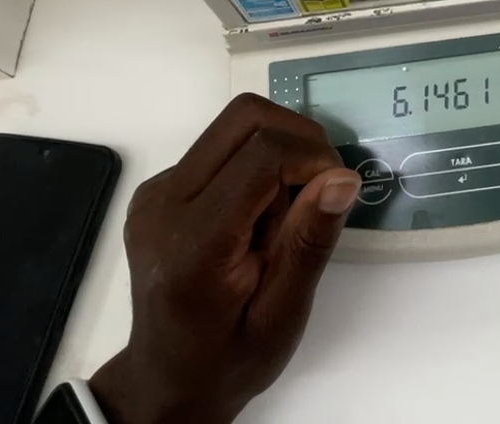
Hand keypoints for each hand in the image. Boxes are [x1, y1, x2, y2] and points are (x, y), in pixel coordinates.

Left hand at [90, 94, 361, 423]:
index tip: (336, 192)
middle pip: (245, 117)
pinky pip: (222, 145)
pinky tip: (257, 215)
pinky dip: (256, 163)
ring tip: (283, 211)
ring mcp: (157, 190)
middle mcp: (164, 202)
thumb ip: (308, 243)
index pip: (262, 153)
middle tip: (318, 190)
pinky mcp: (161, 186)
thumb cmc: (231, 357)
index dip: (312, 157)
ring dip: (277, 149)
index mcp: (194, 242)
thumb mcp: (283, 316)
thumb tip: (342, 177)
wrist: (168, 381)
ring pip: (235, 124)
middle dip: (298, 139)